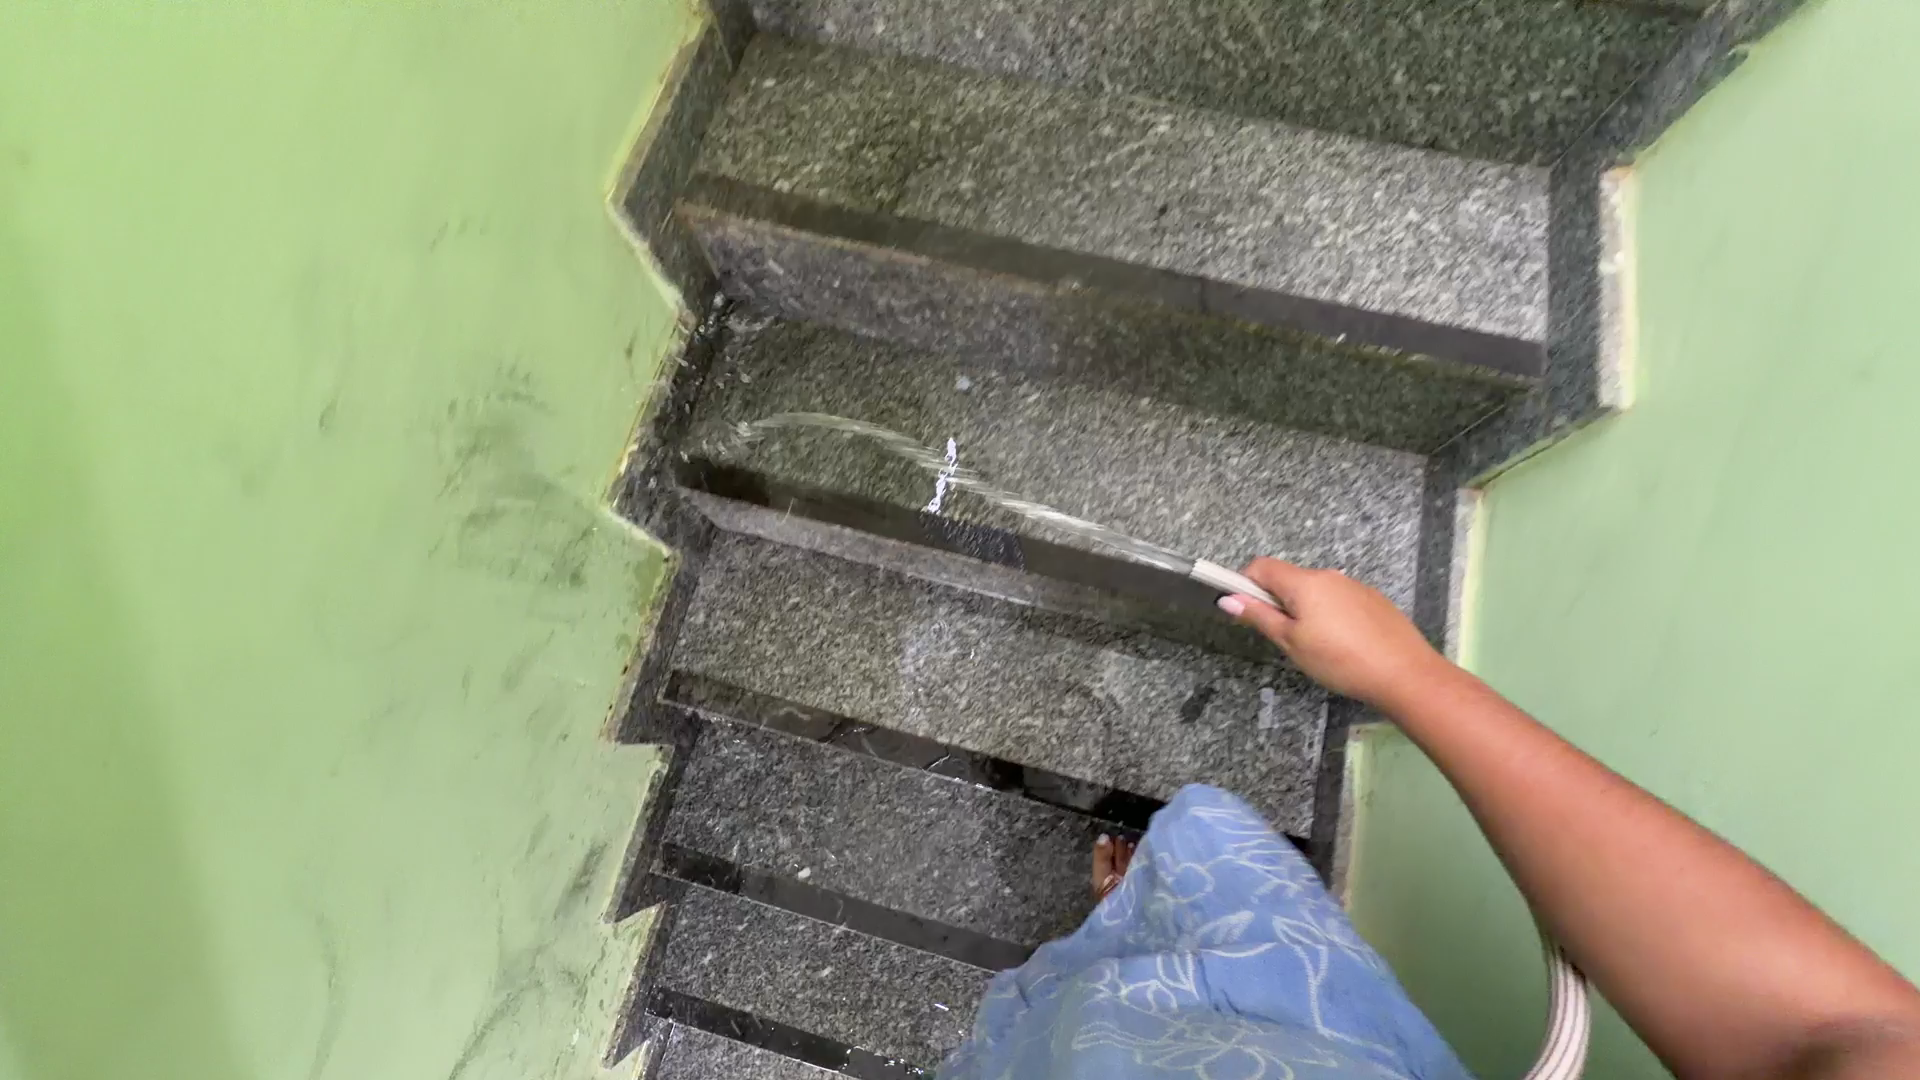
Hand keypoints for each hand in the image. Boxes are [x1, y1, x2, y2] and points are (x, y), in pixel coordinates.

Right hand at [1218, 557, 1449, 707]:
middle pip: (1289, 579)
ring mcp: (1354, 586)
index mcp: (1304, 583)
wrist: (1407, 675)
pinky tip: (1344, 644)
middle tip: (1284, 637)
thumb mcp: (1291, 642)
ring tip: (1317, 646)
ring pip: (1315, 591)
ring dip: (1305, 609)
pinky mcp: (1374, 601)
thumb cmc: (1339, 660)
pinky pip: (1339, 600)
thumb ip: (1259, 616)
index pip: (1261, 566)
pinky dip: (1330, 615)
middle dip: (1278, 601)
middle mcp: (1329, 576)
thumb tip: (1227, 599)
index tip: (1249, 611)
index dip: (1246, 584)